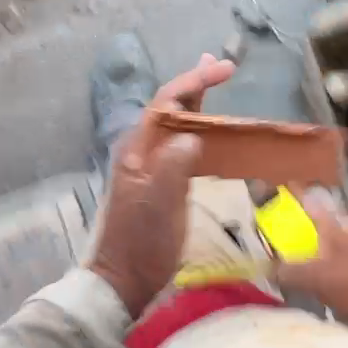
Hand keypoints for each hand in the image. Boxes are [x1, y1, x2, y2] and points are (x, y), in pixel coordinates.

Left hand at [86, 54, 235, 314]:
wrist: (123, 281)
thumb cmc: (142, 241)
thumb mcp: (161, 202)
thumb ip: (175, 163)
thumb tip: (193, 136)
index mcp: (139, 148)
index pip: (167, 101)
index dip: (194, 81)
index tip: (224, 69)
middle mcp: (143, 150)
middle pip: (170, 106)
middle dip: (195, 84)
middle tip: (223, 67)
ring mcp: (151, 166)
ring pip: (175, 123)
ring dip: (196, 101)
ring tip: (214, 81)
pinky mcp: (161, 182)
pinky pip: (180, 143)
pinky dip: (197, 128)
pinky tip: (209, 129)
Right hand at [274, 192, 347, 330]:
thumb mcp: (320, 280)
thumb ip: (290, 272)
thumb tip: (266, 268)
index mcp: (334, 218)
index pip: (302, 195)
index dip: (282, 195)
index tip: (263, 205)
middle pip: (317, 218)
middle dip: (297, 231)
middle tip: (278, 250)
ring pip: (333, 239)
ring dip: (317, 252)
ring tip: (302, 274)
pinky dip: (335, 268)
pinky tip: (333, 290)